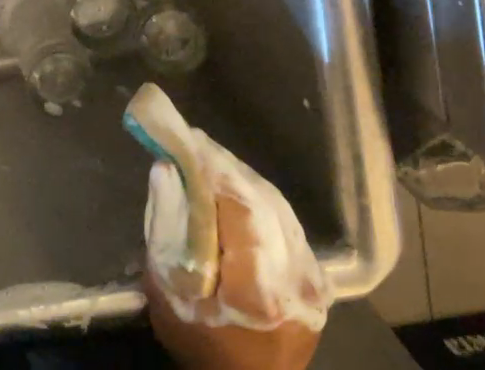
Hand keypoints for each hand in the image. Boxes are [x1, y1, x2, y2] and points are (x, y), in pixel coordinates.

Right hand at [144, 161, 329, 369]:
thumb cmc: (198, 344)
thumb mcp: (166, 293)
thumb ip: (166, 230)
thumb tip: (167, 171)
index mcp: (256, 288)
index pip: (239, 208)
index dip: (214, 169)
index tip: (188, 140)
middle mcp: (296, 279)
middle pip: (263, 202)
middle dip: (227, 168)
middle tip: (196, 142)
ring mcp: (313, 281)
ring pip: (279, 210)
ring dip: (245, 181)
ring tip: (213, 160)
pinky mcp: (318, 283)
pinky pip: (288, 227)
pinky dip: (261, 203)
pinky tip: (239, 192)